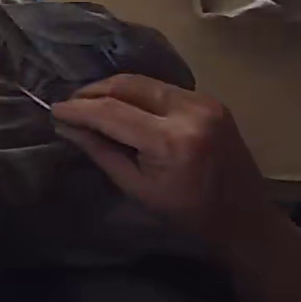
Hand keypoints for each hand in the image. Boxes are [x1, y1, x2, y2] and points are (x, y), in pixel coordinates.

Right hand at [51, 74, 285, 250]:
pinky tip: (117, 107)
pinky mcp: (208, 101)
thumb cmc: (187, 212)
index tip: (53, 111)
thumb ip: (99, 150)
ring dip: (109, 90)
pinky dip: (131, 93)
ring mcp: (204, 102)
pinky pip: (157, 87)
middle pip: (125, 85)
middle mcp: (191, 112)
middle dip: (91, 93)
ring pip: (140, 81)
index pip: (111, 111)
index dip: (77, 109)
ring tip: (88, 106)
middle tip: (69, 107)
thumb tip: (64, 125)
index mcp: (172, 140)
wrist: (247, 219)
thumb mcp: (134, 186)